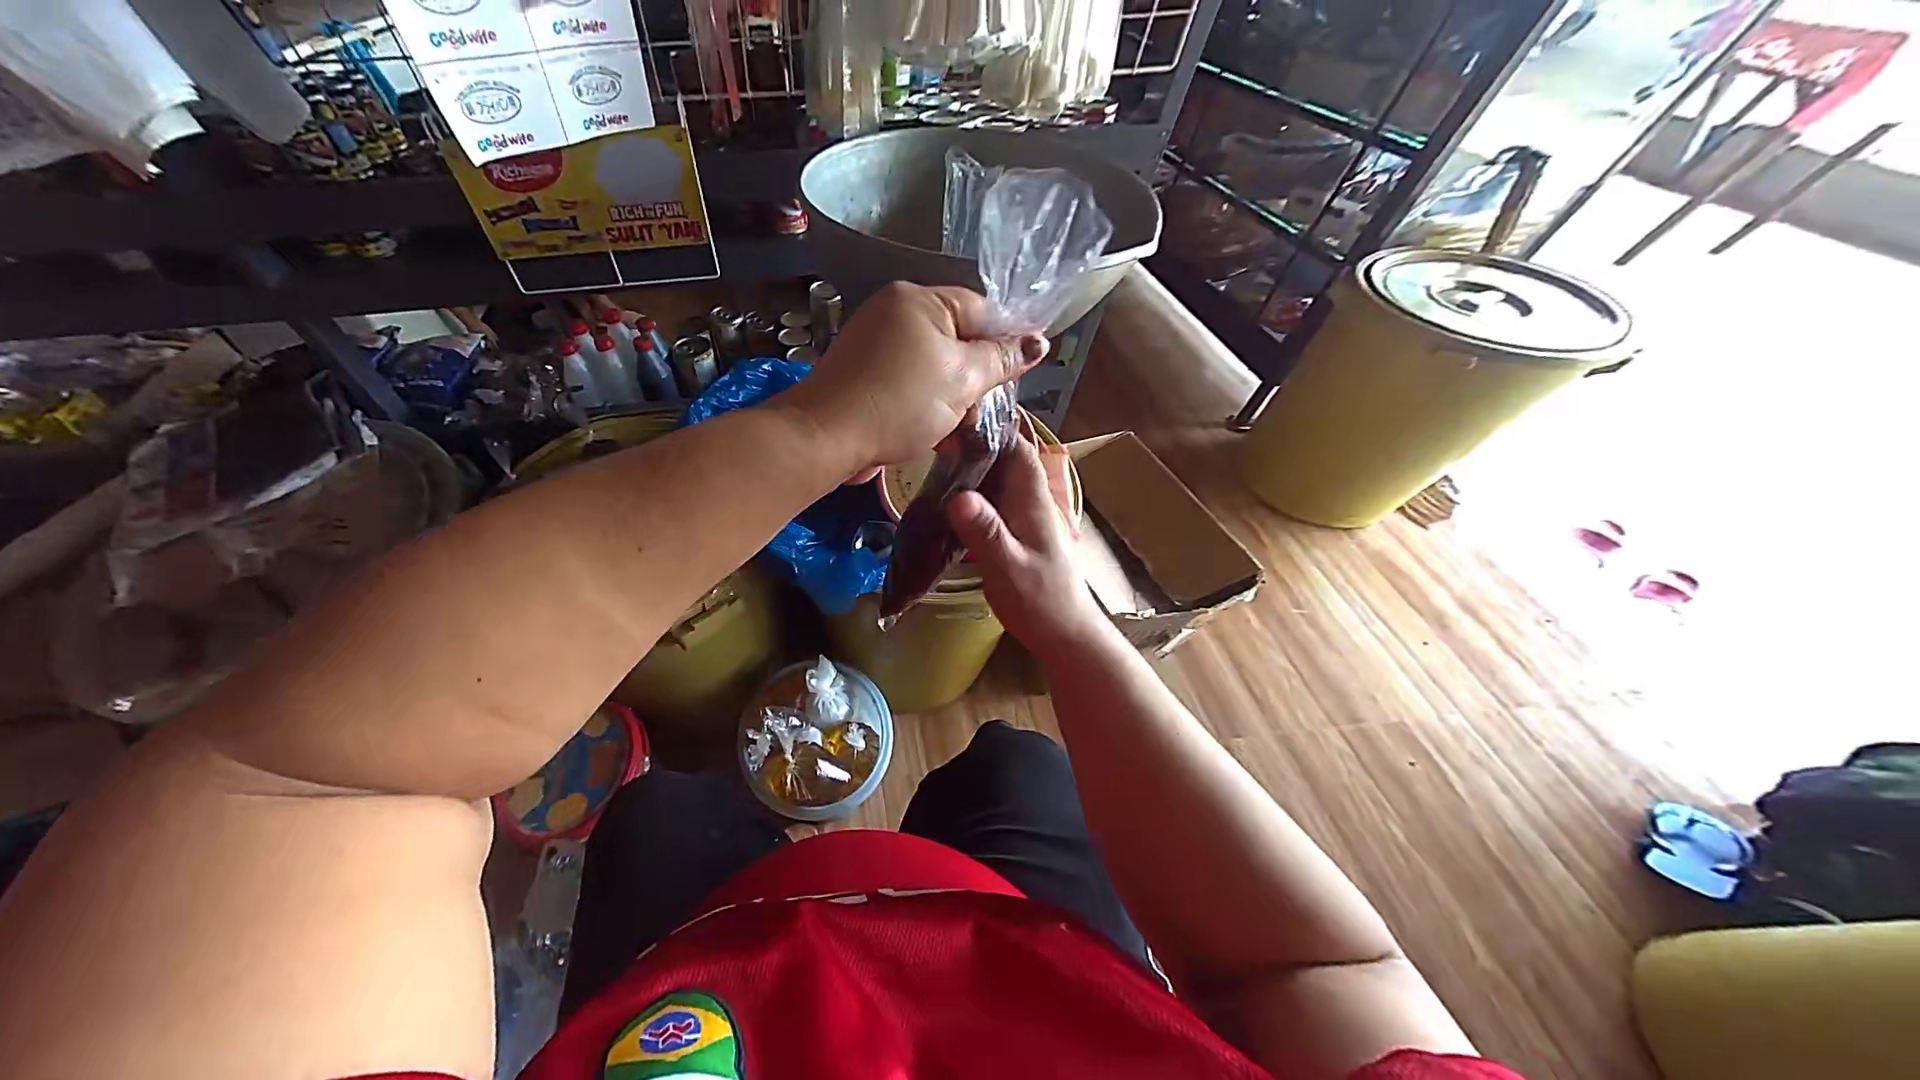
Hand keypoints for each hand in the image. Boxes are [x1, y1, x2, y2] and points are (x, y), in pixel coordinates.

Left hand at [777, 283, 1047, 473]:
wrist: (827, 437)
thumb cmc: (900, 402)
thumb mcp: (963, 379)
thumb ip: (1001, 359)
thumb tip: (1037, 343)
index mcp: (919, 299)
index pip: (982, 310)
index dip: (1007, 341)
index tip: (1023, 372)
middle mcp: (894, 311)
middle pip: (956, 338)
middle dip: (976, 375)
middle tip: (987, 407)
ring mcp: (875, 343)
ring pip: (933, 365)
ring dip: (952, 396)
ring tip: (960, 426)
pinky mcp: (863, 374)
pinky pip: (908, 382)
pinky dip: (925, 403)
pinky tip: (933, 430)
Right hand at [947, 435, 1114, 659]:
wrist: (1062, 633)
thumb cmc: (1041, 600)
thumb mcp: (1010, 567)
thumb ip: (986, 533)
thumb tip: (957, 496)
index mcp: (1032, 500)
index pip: (1016, 447)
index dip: (991, 426)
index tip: (957, 412)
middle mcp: (1027, 502)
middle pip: (1001, 460)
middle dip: (971, 445)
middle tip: (930, 435)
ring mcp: (1019, 519)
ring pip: (993, 482)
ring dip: (967, 470)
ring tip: (928, 461)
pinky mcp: (1010, 535)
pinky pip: (987, 505)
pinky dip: (967, 498)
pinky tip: (940, 501)